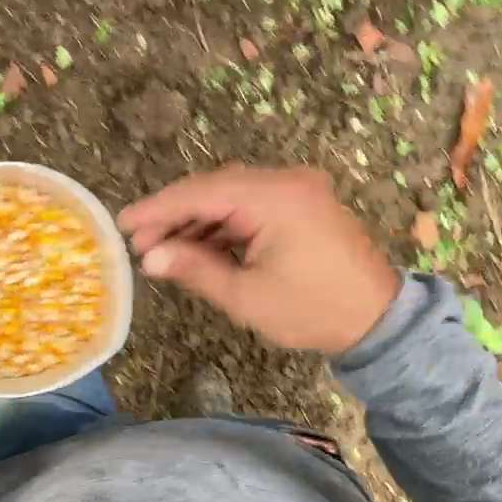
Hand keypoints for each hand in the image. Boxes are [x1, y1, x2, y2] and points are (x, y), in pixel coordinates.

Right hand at [118, 166, 400, 354]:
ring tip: (164, 252)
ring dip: (198, 221)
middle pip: (215, 189)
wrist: (377, 319)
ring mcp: (298, 190)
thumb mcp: (246, 296)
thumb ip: (195, 270)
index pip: (202, 192)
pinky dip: (224, 225)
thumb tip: (150, 258)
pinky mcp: (303, 205)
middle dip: (175, 216)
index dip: (158, 208)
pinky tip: (200, 247)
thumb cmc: (311, 311)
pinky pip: (253, 206)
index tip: (124, 224)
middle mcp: (287, 181)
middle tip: (141, 245)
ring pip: (232, 197)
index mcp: (275, 197)